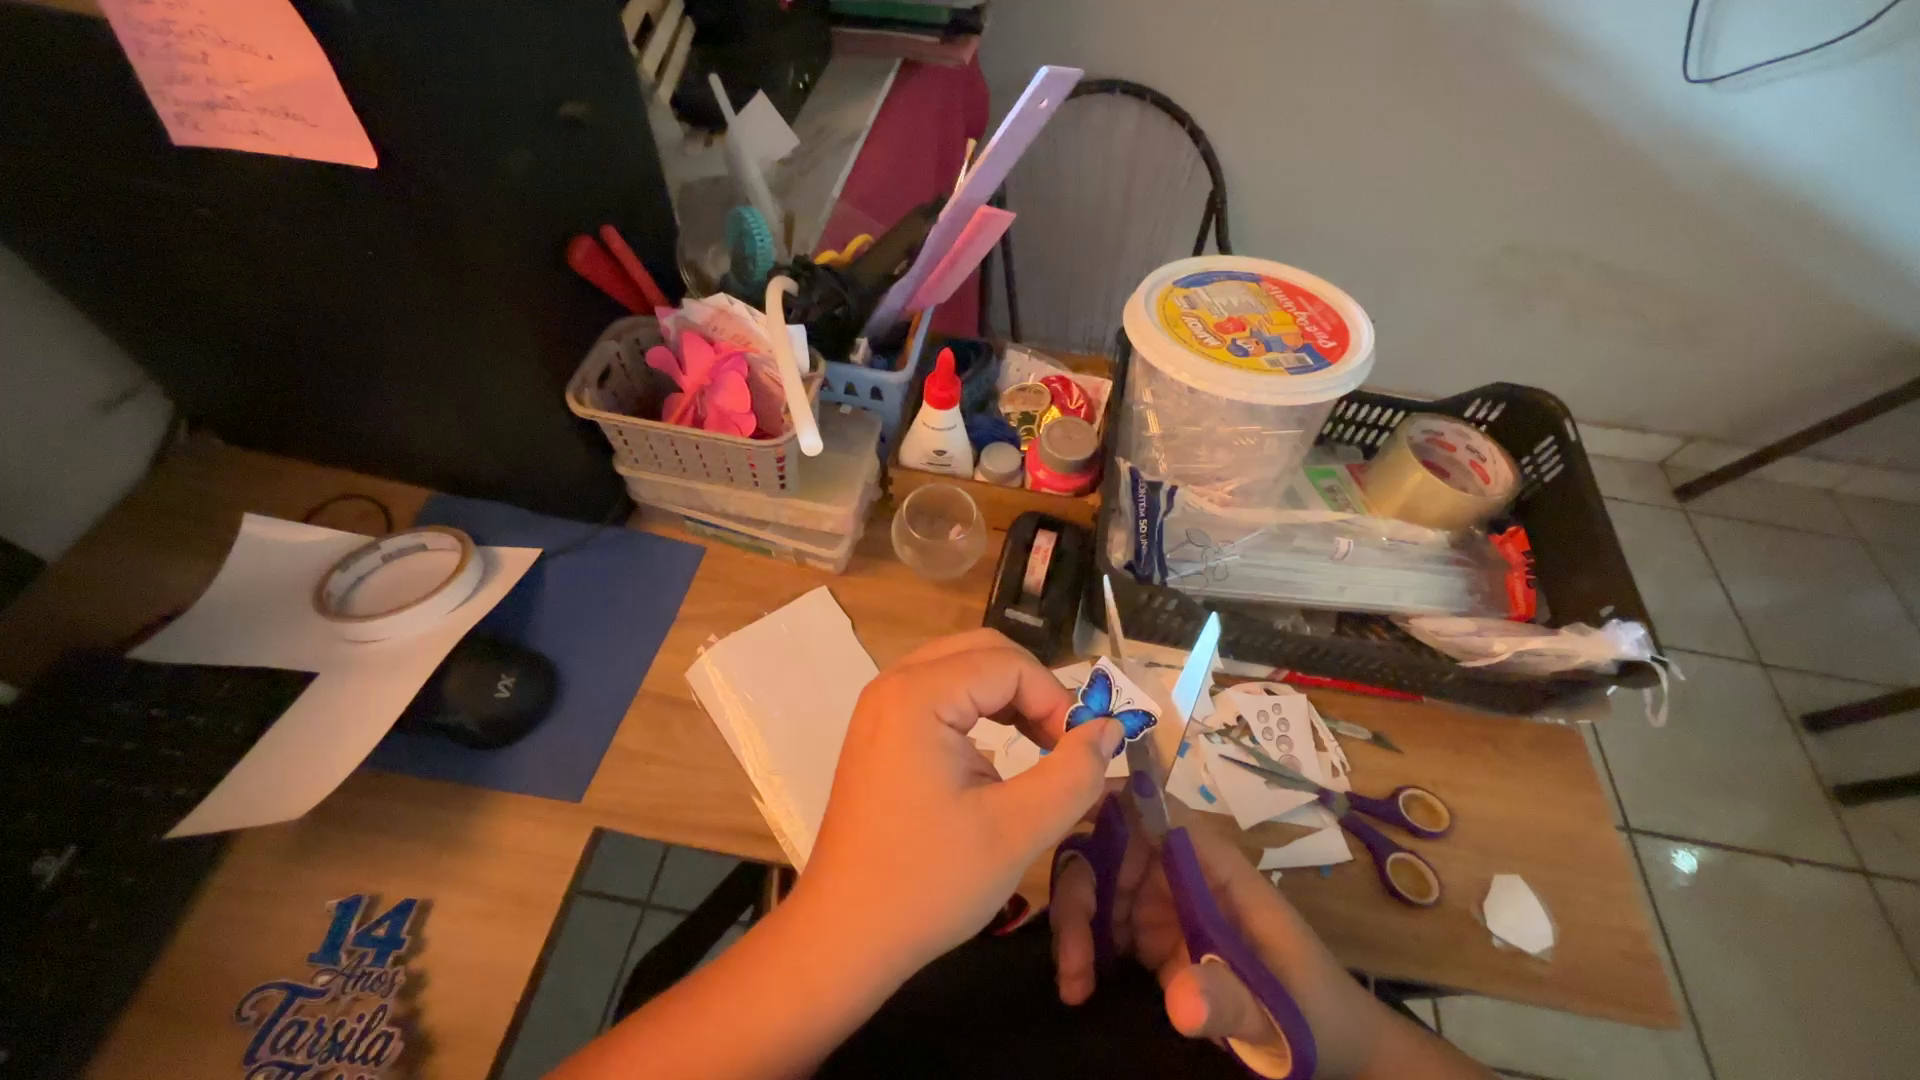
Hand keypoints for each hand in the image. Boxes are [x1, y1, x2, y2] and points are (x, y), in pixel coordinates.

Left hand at [795, 629, 1123, 974]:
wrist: (845, 935)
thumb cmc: (928, 883)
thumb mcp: (1016, 831)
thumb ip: (1073, 773)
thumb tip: (1108, 729)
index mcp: (918, 696)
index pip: (1010, 665)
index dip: (1056, 701)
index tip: (1079, 753)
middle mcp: (893, 685)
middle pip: (984, 651)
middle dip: (1033, 689)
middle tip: (1062, 742)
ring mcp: (881, 707)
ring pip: (962, 669)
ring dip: (1008, 696)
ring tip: (1040, 745)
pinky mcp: (880, 732)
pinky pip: (940, 694)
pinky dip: (978, 710)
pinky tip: (997, 753)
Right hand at [1051, 817, 1391, 1079]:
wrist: (1337, 1051)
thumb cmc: (1316, 1016)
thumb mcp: (1278, 1013)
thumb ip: (1231, 1002)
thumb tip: (1178, 1002)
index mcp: (1214, 866)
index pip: (1154, 810)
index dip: (1104, 804)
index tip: (1055, 825)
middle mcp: (1182, 872)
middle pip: (1110, 847)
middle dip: (1078, 891)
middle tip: (1069, 957)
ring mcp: (1164, 903)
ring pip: (1097, 884)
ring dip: (1073, 924)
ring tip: (1071, 982)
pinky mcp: (1152, 937)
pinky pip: (1102, 924)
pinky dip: (1081, 948)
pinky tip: (1077, 985)